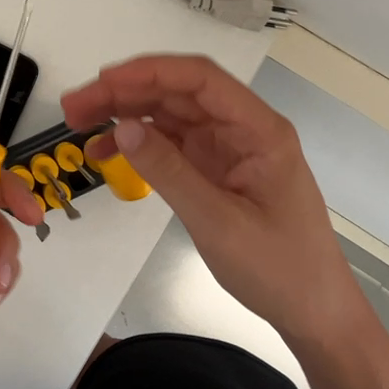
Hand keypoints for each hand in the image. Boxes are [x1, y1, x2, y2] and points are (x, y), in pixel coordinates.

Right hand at [63, 54, 360, 342]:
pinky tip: (102, 151)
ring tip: (77, 121)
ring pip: (165, 112)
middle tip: (74, 105)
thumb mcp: (220, 223)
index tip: (104, 81)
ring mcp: (223, 146)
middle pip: (175, 92)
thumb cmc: (280, 269)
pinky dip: (134, 143)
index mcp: (258, 129)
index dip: (150, 72)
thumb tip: (121, 126)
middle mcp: (239, 127)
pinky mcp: (210, 167)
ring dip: (121, 112)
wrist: (315, 315)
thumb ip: (169, 172)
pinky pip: (166, 142)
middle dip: (123, 92)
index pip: (200, 79)